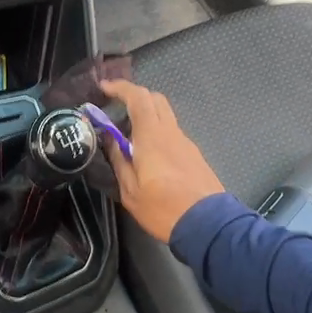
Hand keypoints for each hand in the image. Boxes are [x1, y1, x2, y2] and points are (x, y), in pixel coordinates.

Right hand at [99, 78, 225, 242]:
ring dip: (146, 116)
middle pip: (155, 99)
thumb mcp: (130, 191)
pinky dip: (157, 132)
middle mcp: (171, 132)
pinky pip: (172, 133)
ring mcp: (185, 142)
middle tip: (116, 109)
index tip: (103, 88)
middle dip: (134, 97)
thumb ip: (119, 160)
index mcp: (152, 136)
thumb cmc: (163, 208)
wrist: (208, 225)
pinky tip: (148, 155)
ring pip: (165, 116)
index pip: (137, 97)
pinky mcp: (193, 155)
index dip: (120, 88)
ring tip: (128, 137)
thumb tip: (110, 139)